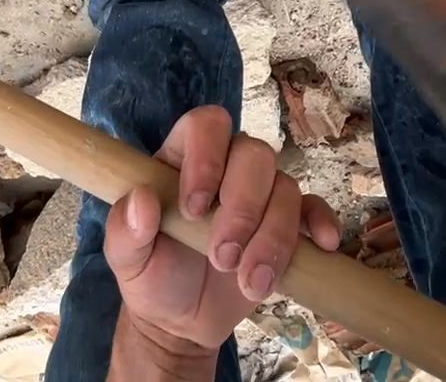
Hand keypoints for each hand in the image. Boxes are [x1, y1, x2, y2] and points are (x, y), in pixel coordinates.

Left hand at [105, 105, 340, 355]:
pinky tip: (318, 245)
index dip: (207, 156)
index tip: (195, 208)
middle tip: (222, 258)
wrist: (183, 320)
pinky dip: (320, 221)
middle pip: (254, 153)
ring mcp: (261, 192)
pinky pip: (313, 207)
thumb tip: (140, 201)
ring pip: (285, 186)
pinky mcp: (289, 223)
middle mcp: (228, 165)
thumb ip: (125, 230)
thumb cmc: (152, 274)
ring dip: (272, 236)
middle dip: (243, 208)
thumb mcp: (127, 258)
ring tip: (249, 282)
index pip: (205, 125)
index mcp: (185, 158)